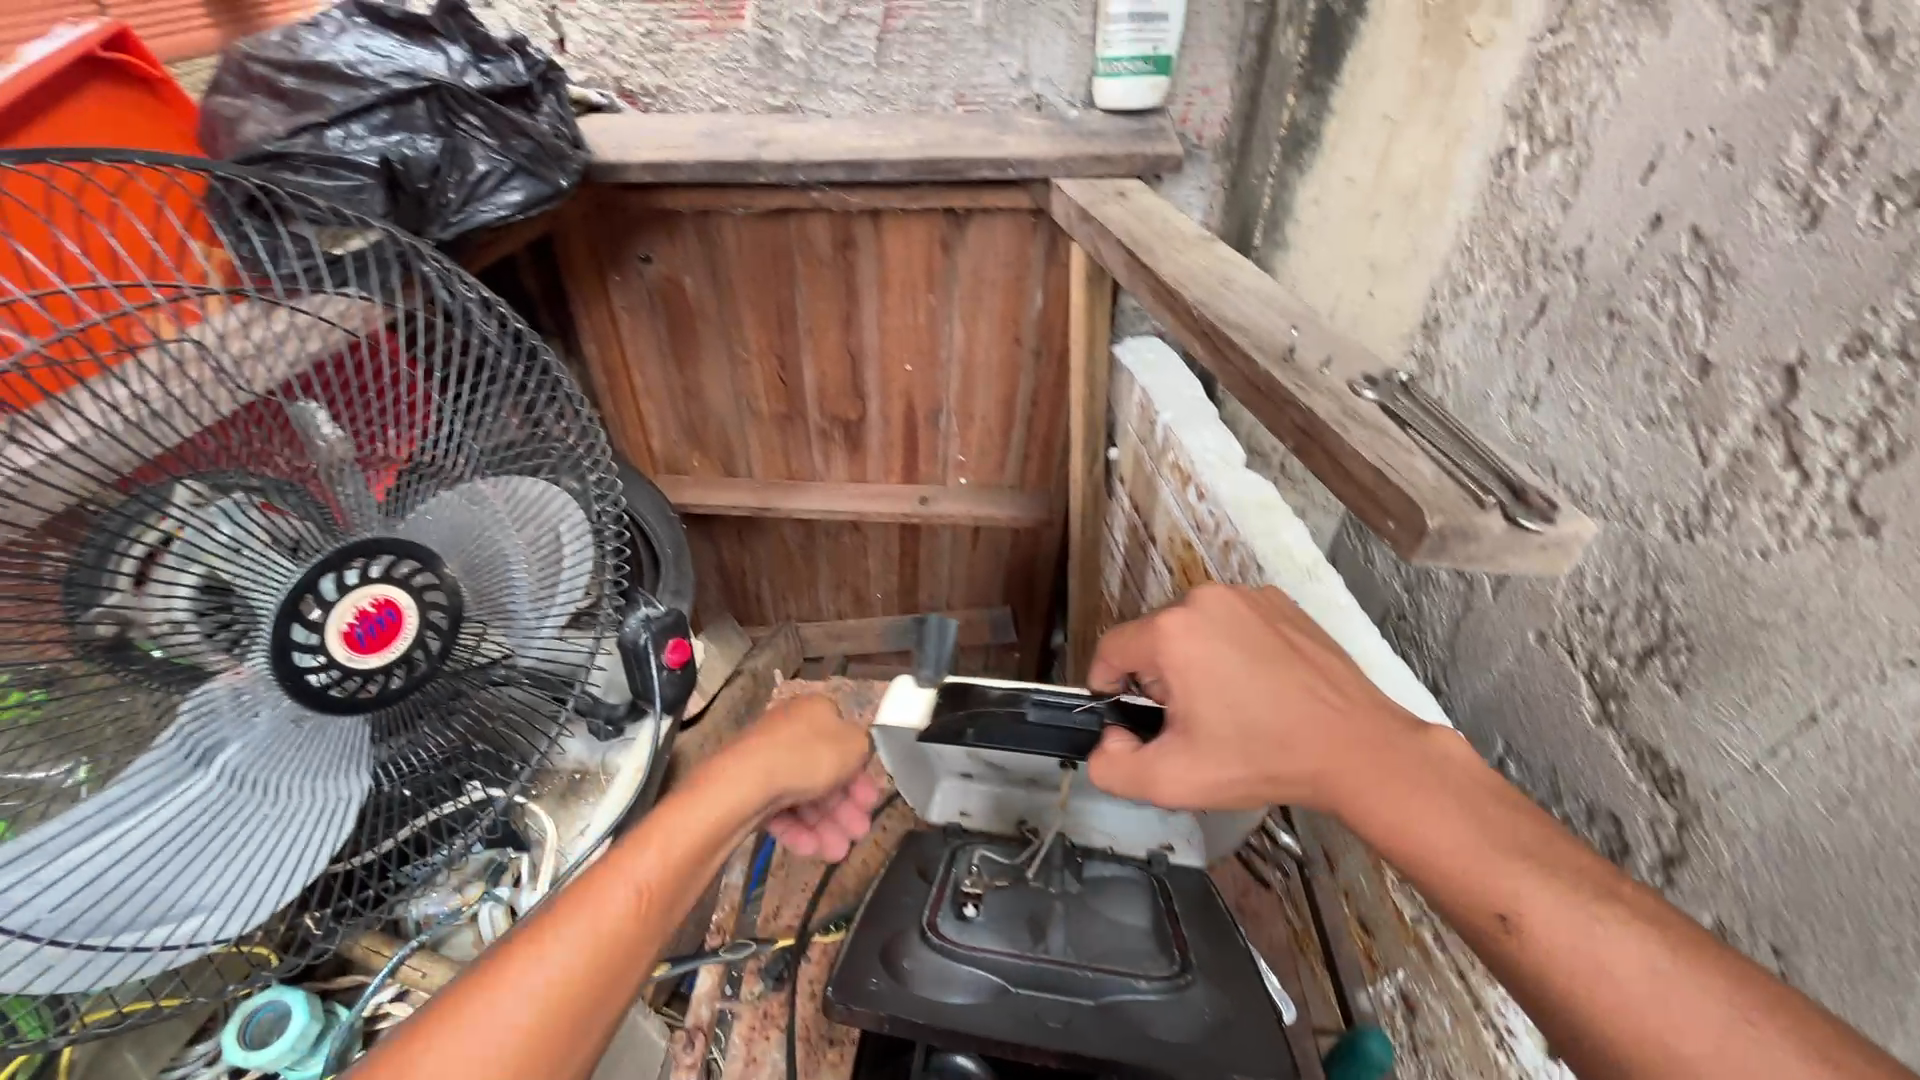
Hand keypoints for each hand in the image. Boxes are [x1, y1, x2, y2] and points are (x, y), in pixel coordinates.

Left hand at [722, 694, 879, 861]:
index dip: (861, 774)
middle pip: (826, 773)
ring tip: (838, 852)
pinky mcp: (750, 788)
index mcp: (816, 711)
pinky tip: (811, 850)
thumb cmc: (808, 756)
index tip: (870, 801)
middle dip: (846, 807)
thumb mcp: (855, 745)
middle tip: (859, 832)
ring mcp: (768, 760)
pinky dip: (798, 829)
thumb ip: (866, 747)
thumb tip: (858, 751)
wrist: (745, 781)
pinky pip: (780, 808)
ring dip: (826, 825)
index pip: (845, 743)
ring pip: (804, 795)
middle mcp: (791, 731)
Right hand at [1085, 583, 1423, 812]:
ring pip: (1193, 628)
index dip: (1107, 685)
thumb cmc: (1261, 758)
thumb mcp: (1171, 780)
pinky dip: (1231, 648)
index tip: (1127, 715)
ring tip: (1228, 705)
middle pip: (1153, 637)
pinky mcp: (1280, 603)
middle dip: (1157, 678)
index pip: (1111, 648)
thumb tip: (1108, 738)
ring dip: (1194, 661)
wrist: (1356, 747)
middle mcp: (1205, 599)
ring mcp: (1248, 596)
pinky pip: (1232, 622)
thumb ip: (1110, 766)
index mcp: (1172, 631)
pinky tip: (1259, 686)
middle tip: (1188, 722)